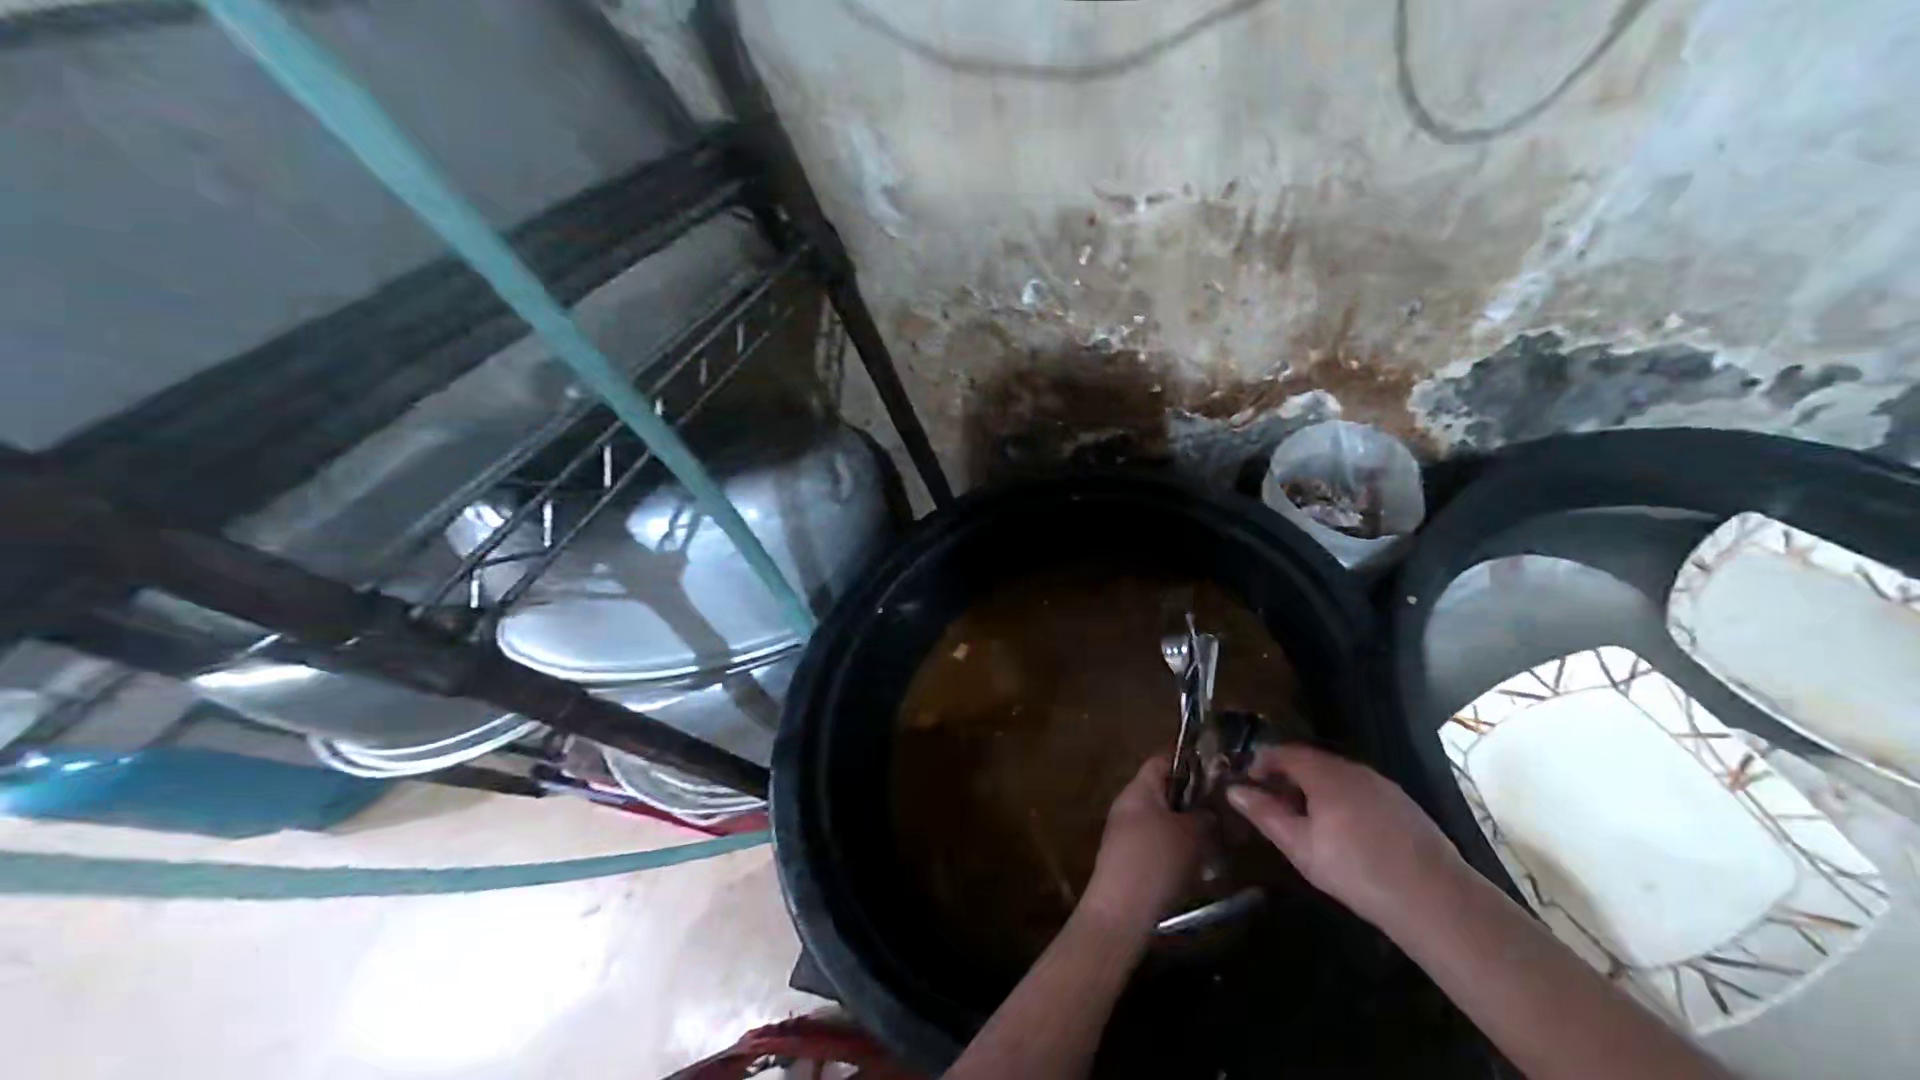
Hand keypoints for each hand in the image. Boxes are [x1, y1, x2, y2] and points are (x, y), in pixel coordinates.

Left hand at [1079, 755, 1206, 934]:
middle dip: (1193, 802)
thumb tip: (1208, 811)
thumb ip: (1202, 816)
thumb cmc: (1155, 860)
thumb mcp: (1189, 834)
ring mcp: (1126, 834)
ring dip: (1189, 831)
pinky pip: (1158, 846)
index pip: (1161, 761)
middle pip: (1164, 793)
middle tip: (1224, 812)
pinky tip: (1200, 869)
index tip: (1215, 768)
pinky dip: (1179, 852)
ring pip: (1164, 822)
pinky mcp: (1129, 860)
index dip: (1187, 760)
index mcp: (1138, 790)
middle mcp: (1128, 806)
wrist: (1121, 911)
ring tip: (1219, 843)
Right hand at [1226, 744, 1465, 928]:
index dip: (1263, 762)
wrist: (1434, 899)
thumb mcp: (1300, 846)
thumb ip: (1264, 814)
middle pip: (1312, 762)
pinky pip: (1361, 791)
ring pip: (1338, 777)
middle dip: (1288, 776)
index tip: (1249, 782)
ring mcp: (1384, 786)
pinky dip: (1341, 800)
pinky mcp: (1404, 805)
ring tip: (1306, 820)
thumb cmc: (1355, 870)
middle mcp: (1355, 770)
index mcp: (1326, 775)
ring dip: (1315, 789)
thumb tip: (1234, 790)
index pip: (1285, 752)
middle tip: (1273, 804)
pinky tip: (1344, 832)